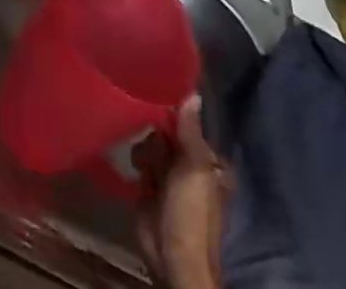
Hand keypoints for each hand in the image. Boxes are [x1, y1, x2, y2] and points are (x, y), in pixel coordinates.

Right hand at [136, 95, 230, 288]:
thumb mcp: (194, 168)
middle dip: (156, 137)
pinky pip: (140, 160)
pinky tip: (137, 171)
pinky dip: (137, 161)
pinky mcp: (149, 185)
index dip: (171, 115)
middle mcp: (190, 164)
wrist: (170, 252)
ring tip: (145, 169)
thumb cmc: (189, 210)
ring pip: (150, 144)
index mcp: (208, 161)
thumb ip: (189, 131)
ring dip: (145, 152)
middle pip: (165, 132)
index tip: (154, 104)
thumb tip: (191, 93)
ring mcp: (169, 175)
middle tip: (156, 153)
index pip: (186, 125)